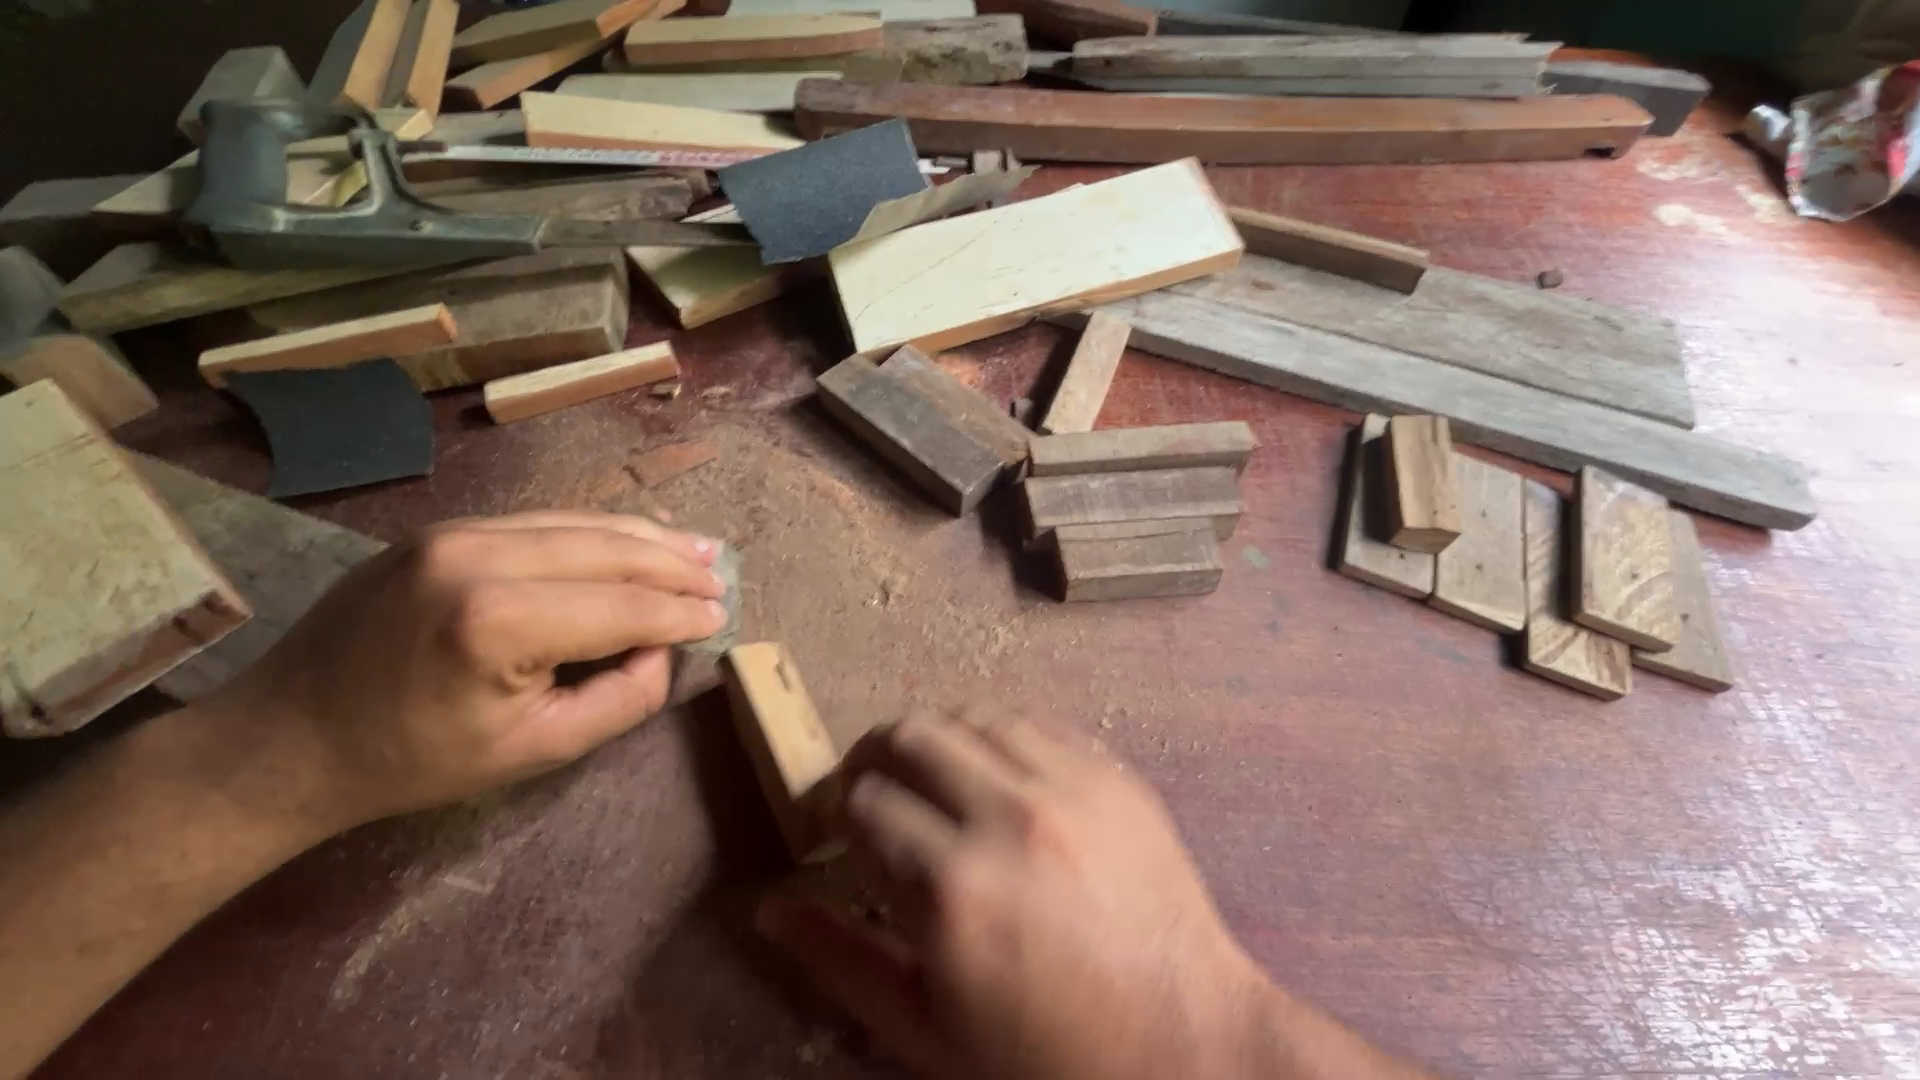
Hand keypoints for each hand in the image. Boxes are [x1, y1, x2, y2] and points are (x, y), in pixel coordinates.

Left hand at [206, 512, 728, 835]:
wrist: (287, 739)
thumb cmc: (417, 760)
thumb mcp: (536, 750)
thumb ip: (622, 698)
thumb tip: (665, 647)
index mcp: (498, 623)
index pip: (624, 607)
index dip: (682, 613)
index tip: (723, 616)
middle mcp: (479, 556)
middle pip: (610, 550)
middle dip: (675, 565)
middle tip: (722, 576)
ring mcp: (457, 532)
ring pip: (582, 523)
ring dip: (646, 537)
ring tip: (698, 547)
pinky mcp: (446, 528)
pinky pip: (544, 521)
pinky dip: (599, 531)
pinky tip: (633, 536)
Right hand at [757, 708, 1273, 1079]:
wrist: (1187, 1040)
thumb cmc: (1046, 1053)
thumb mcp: (927, 1032)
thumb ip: (842, 961)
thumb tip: (772, 908)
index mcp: (949, 892)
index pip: (862, 802)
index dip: (839, 809)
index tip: (843, 828)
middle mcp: (1005, 820)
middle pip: (908, 736)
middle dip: (872, 755)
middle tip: (873, 787)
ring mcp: (1067, 788)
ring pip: (968, 716)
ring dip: (934, 740)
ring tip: (931, 777)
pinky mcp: (1111, 774)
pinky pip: (1033, 721)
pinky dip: (995, 736)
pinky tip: (993, 771)